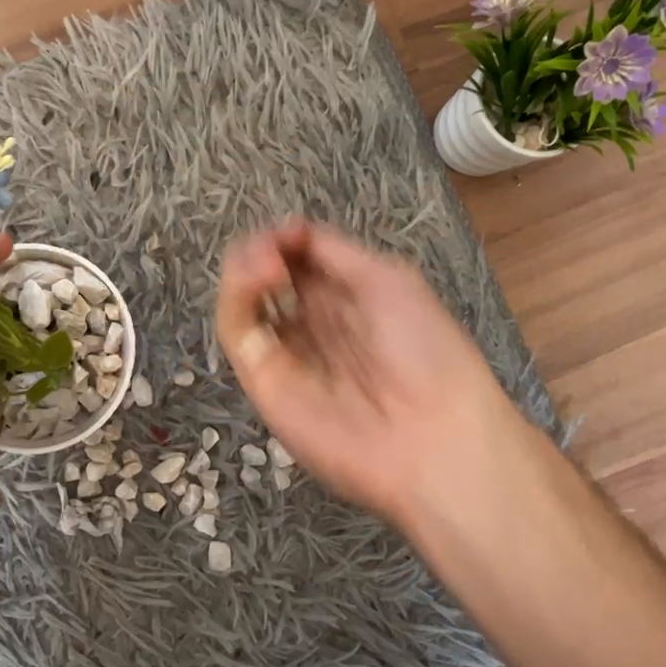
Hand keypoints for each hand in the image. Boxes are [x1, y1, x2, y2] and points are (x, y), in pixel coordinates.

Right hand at [215, 220, 534, 525]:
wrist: (430, 436)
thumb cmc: (425, 351)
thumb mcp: (389, 281)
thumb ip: (332, 252)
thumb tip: (286, 230)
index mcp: (346, 302)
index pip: (298, 260)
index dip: (285, 240)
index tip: (288, 231)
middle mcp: (310, 325)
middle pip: (266, 278)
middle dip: (261, 251)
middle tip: (271, 247)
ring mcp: (283, 353)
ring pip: (244, 301)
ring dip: (244, 269)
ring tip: (265, 262)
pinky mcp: (259, 379)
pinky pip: (236, 331)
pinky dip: (236, 296)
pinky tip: (258, 277)